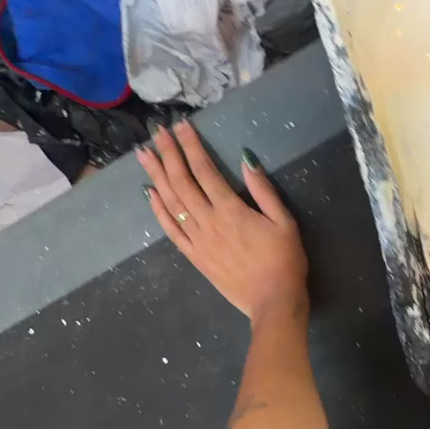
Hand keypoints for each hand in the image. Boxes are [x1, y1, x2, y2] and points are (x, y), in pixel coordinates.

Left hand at [139, 120, 307, 322]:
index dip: (191, 146)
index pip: (205, 170)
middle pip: (182, 181)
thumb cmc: (284, 261)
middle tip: (157, 133)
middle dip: (169, 154)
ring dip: (157, 176)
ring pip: (172, 202)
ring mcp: (198, 240)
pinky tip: (150, 194)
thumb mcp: (284, 222)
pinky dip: (158, 210)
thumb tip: (246, 159)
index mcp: (231, 210)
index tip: (181, 126)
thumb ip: (264, 190)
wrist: (273, 302)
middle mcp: (208, 221)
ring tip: (144, 154)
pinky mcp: (195, 257)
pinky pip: (171, 230)